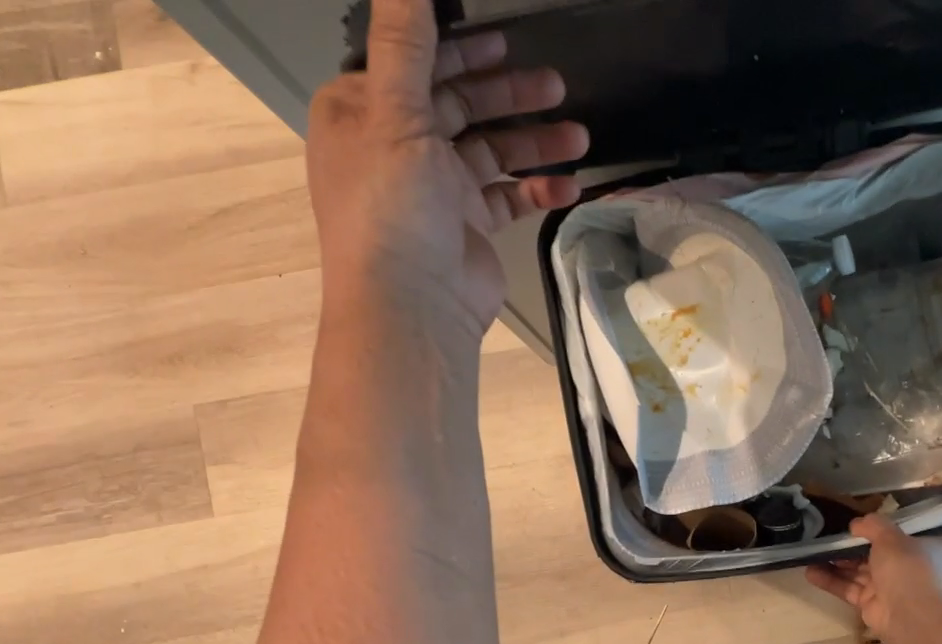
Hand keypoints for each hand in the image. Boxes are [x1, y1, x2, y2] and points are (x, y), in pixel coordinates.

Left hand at [305, 0, 588, 357]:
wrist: (413, 305)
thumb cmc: (392, 205)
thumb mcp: (394, 113)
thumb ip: (407, 43)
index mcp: (363, 113)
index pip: (414, 65)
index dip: (458, 48)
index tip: (505, 40)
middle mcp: (398, 146)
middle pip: (460, 105)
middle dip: (508, 94)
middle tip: (556, 83)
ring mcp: (437, 190)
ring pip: (492, 151)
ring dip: (534, 141)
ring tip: (578, 134)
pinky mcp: (470, 226)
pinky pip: (509, 196)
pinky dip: (537, 189)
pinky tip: (569, 184)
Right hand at [805, 516, 941, 639]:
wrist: (908, 615)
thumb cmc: (905, 567)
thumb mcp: (890, 536)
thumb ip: (872, 525)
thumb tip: (855, 524)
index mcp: (922, 549)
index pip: (898, 536)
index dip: (877, 530)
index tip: (855, 524)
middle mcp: (906, 568)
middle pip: (873, 553)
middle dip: (849, 547)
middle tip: (826, 538)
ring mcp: (887, 587)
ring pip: (857, 571)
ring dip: (835, 563)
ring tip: (811, 553)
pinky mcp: (870, 604)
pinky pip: (848, 588)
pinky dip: (830, 580)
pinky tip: (810, 572)